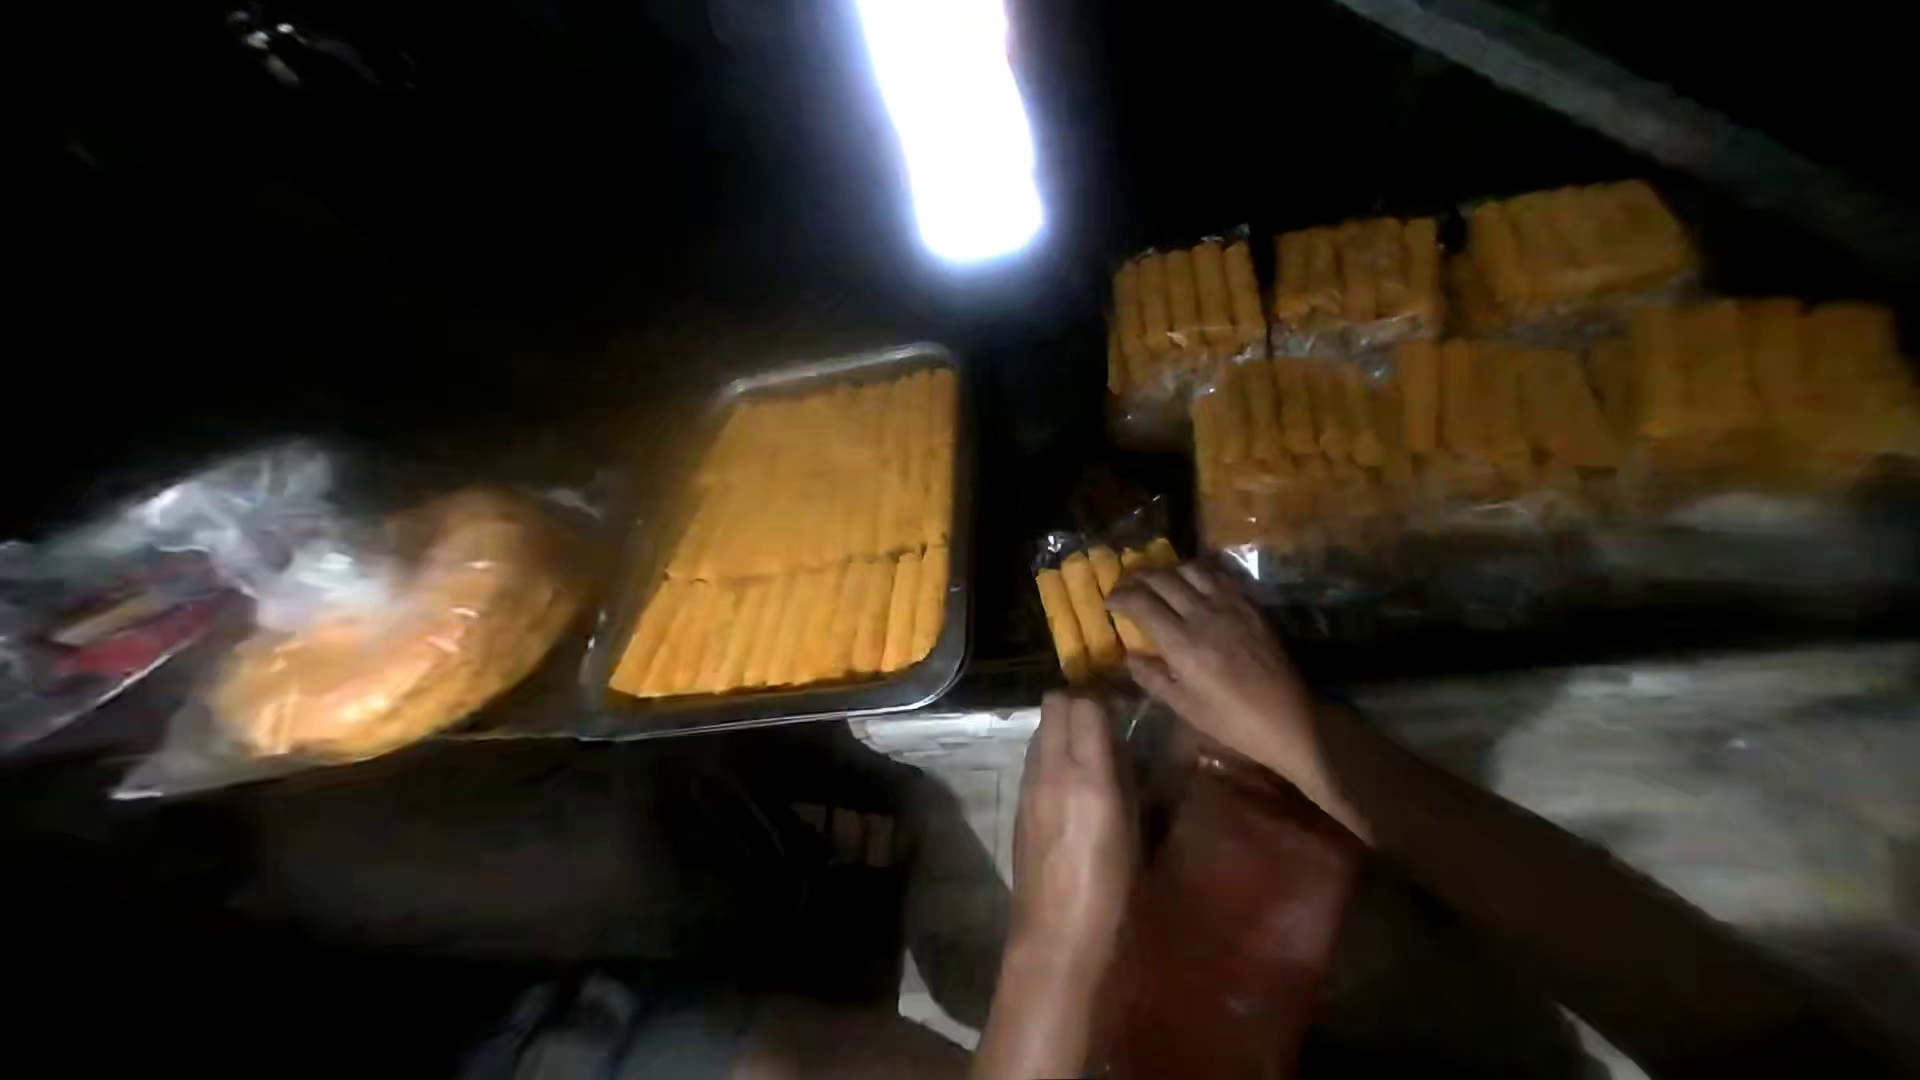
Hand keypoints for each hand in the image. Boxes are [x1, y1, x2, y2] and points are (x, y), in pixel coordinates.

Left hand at [1009, 692, 1134, 971]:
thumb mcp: (1131, 828)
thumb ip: (1123, 776)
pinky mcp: (1018, 798)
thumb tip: (1118, 744)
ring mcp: (1028, 781)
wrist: (1055, 932)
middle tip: (1100, 721)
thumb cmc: (1110, 888)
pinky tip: (1067, 780)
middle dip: (1077, 702)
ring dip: (1061, 726)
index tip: (1120, 707)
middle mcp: (1051, 767)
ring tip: (1085, 750)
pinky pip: (1033, 755)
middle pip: (1054, 703)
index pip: (1085, 704)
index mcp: (1086, 774)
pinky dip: (1050, 752)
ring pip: (1040, 728)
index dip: (1103, 699)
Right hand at [1106, 561, 1324, 789]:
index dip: (1119, 597)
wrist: (1290, 719)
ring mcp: (1229, 606)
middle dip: (1135, 579)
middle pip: (1160, 579)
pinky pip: (1217, 575)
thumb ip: (1152, 677)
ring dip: (1165, 571)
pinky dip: (1195, 571)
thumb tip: (1130, 655)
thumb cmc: (1231, 721)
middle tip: (1125, 588)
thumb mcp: (1183, 706)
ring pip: (1188, 569)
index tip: (1109, 602)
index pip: (1140, 603)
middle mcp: (1202, 615)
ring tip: (1156, 582)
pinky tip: (1189, 582)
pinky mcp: (1249, 605)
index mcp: (1182, 643)